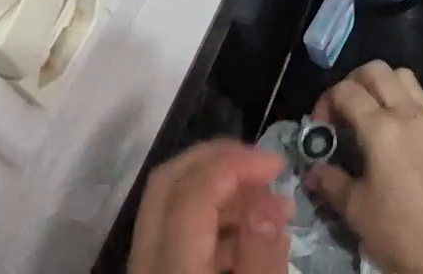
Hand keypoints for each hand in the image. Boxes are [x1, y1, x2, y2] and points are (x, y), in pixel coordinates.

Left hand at [128, 140, 293, 273]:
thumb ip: (261, 260)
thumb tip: (270, 202)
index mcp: (169, 266)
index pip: (193, 192)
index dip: (236, 164)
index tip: (279, 163)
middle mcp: (145, 261)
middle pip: (168, 183)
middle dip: (218, 160)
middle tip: (262, 164)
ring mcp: (144, 270)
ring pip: (168, 206)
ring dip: (218, 190)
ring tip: (268, 202)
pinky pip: (172, 234)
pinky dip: (210, 220)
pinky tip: (248, 234)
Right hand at [304, 62, 422, 273]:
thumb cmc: (402, 232)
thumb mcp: (358, 211)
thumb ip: (332, 183)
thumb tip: (314, 171)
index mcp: (382, 128)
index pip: (346, 91)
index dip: (326, 101)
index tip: (320, 128)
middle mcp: (407, 113)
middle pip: (376, 70)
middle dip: (352, 82)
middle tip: (342, 111)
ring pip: (402, 76)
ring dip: (380, 84)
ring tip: (366, 113)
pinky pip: (418, 98)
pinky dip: (399, 99)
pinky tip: (390, 132)